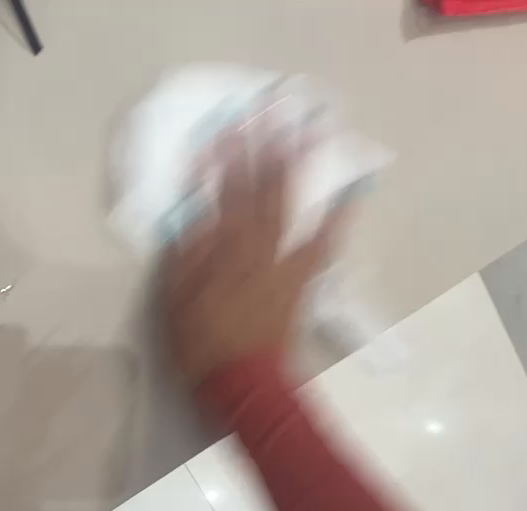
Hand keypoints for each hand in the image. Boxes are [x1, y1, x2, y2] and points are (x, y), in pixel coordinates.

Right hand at [161, 141, 344, 384]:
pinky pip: (323, 243)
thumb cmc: (202, 345)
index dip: (223, 163)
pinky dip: (337, 217)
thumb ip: (185, 255)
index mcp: (224, 252)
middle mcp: (258, 248)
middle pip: (260, 192)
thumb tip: (191, 212)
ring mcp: (284, 261)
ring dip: (297, 167)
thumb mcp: (177, 302)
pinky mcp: (300, 279)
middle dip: (261, 150)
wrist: (243, 382)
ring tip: (306, 131)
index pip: (222, 198)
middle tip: (267, 112)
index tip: (224, 128)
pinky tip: (349, 192)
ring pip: (291, 206)